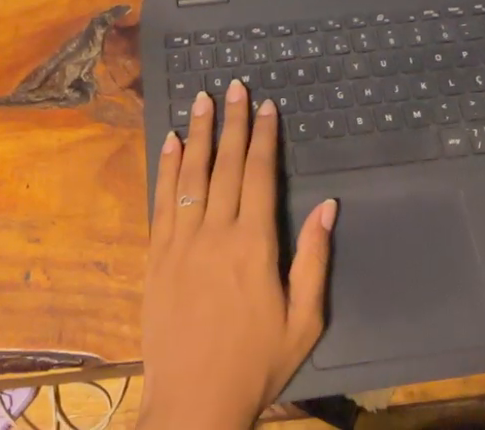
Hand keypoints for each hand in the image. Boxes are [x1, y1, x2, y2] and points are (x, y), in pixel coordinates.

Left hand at [139, 81, 337, 429]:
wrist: (193, 402)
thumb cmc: (257, 363)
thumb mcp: (304, 320)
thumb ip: (314, 259)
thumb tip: (328, 205)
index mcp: (254, 245)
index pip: (259, 175)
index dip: (263, 137)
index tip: (266, 106)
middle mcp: (215, 232)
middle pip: (225, 164)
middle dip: (232, 122)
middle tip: (235, 85)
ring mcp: (180, 241)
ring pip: (191, 174)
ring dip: (199, 133)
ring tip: (203, 98)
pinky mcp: (156, 255)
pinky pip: (162, 200)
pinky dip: (167, 167)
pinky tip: (172, 142)